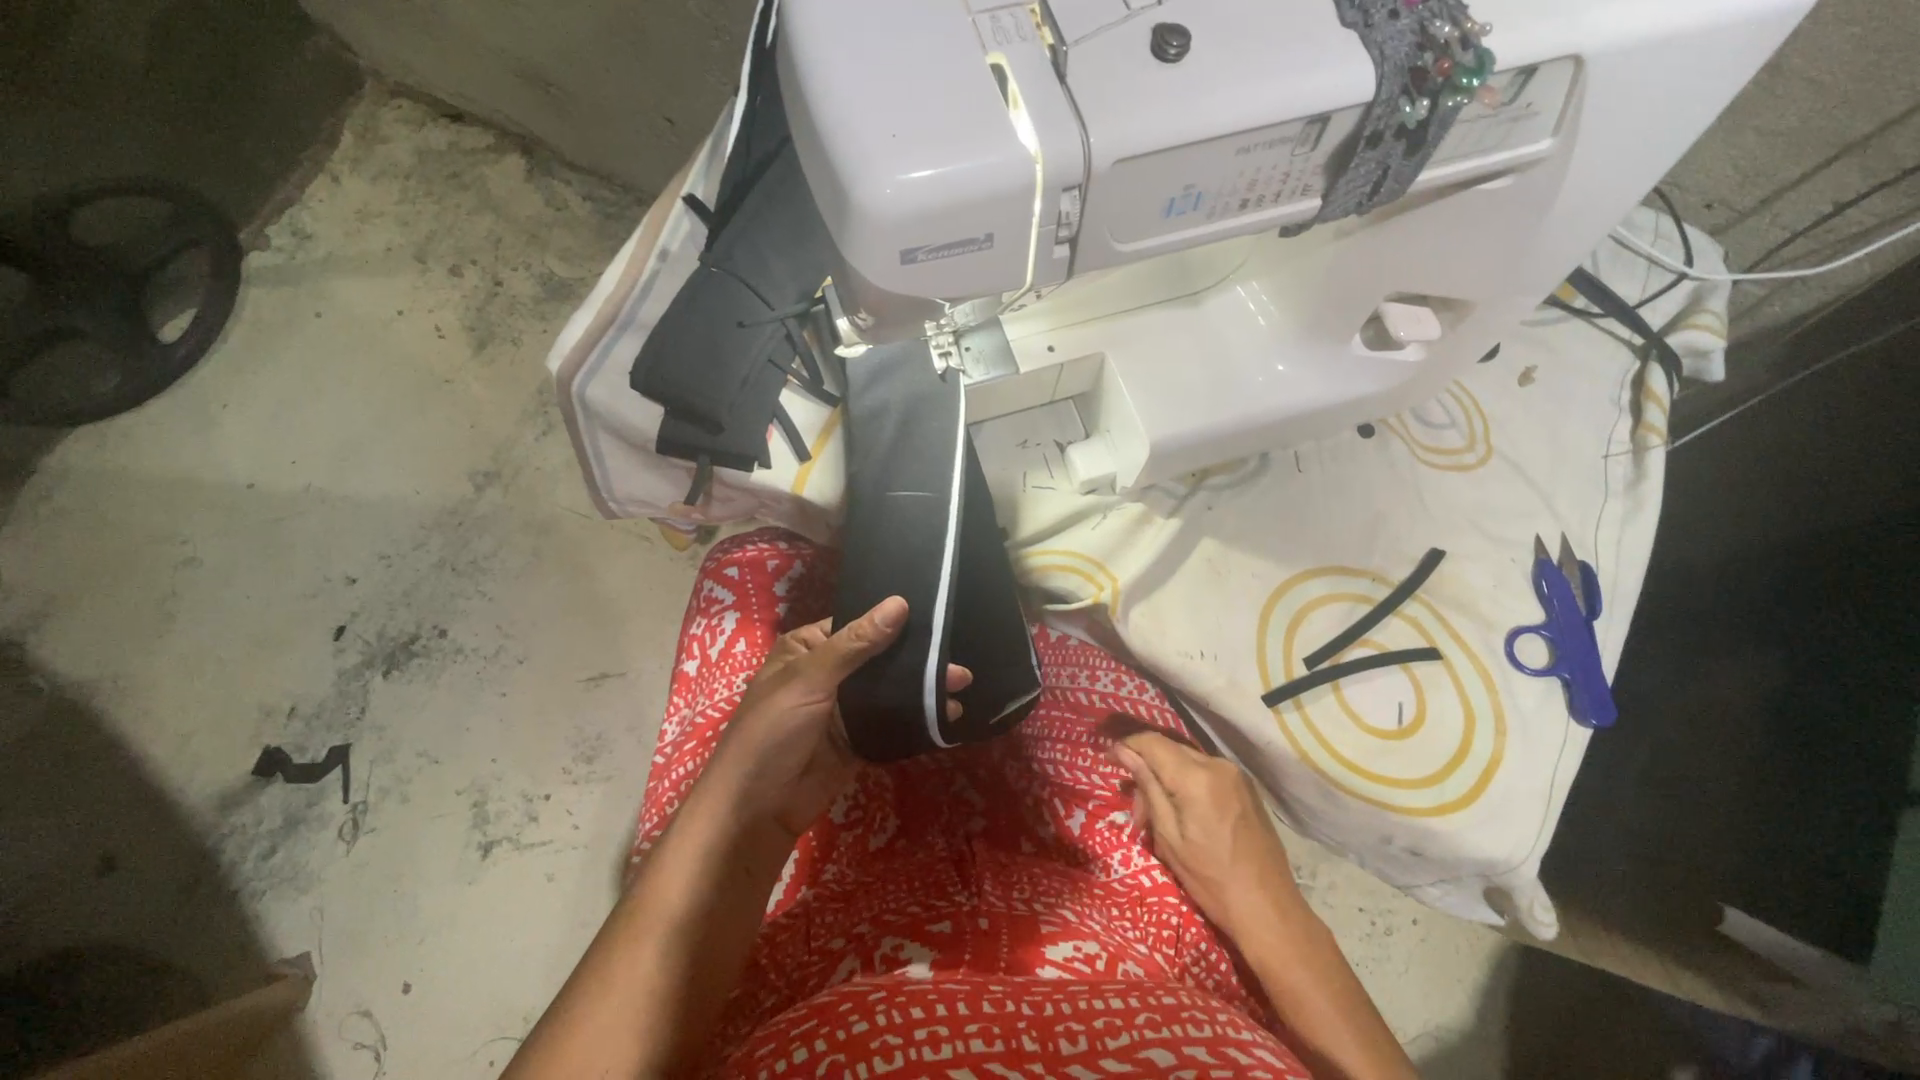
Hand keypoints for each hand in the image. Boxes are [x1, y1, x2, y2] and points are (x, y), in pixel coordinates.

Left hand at [698, 596, 971, 841]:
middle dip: (916, 660)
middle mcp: (827, 675)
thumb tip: (898, 604)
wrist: (756, 808)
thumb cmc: (772, 730)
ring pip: (889, 692)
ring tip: (962, 686)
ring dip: (922, 690)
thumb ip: (856, 644)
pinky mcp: (856, 743)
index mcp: (807, 650)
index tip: (935, 616)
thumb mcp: (809, 678)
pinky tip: (947, 714)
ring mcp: (842, 711)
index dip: (892, 622)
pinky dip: (916, 720)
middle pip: (879, 660)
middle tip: (958, 661)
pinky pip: (891, 724)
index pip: (857, 626)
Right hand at [1111, 728, 1303, 938]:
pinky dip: (1187, 784)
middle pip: (1170, 750)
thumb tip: (1123, 751)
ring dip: (1166, 779)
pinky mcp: (1246, 789)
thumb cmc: (1211, 880)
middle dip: (1146, 768)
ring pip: (1188, 762)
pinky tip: (1182, 814)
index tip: (1108, 758)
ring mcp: (1237, 776)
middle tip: (1135, 809)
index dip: (1127, 745)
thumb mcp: (1169, 837)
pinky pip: (1207, 773)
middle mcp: (1219, 765)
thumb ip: (1147, 788)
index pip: (1152, 742)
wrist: (1268, 909)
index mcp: (1197, 777)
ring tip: (1156, 818)